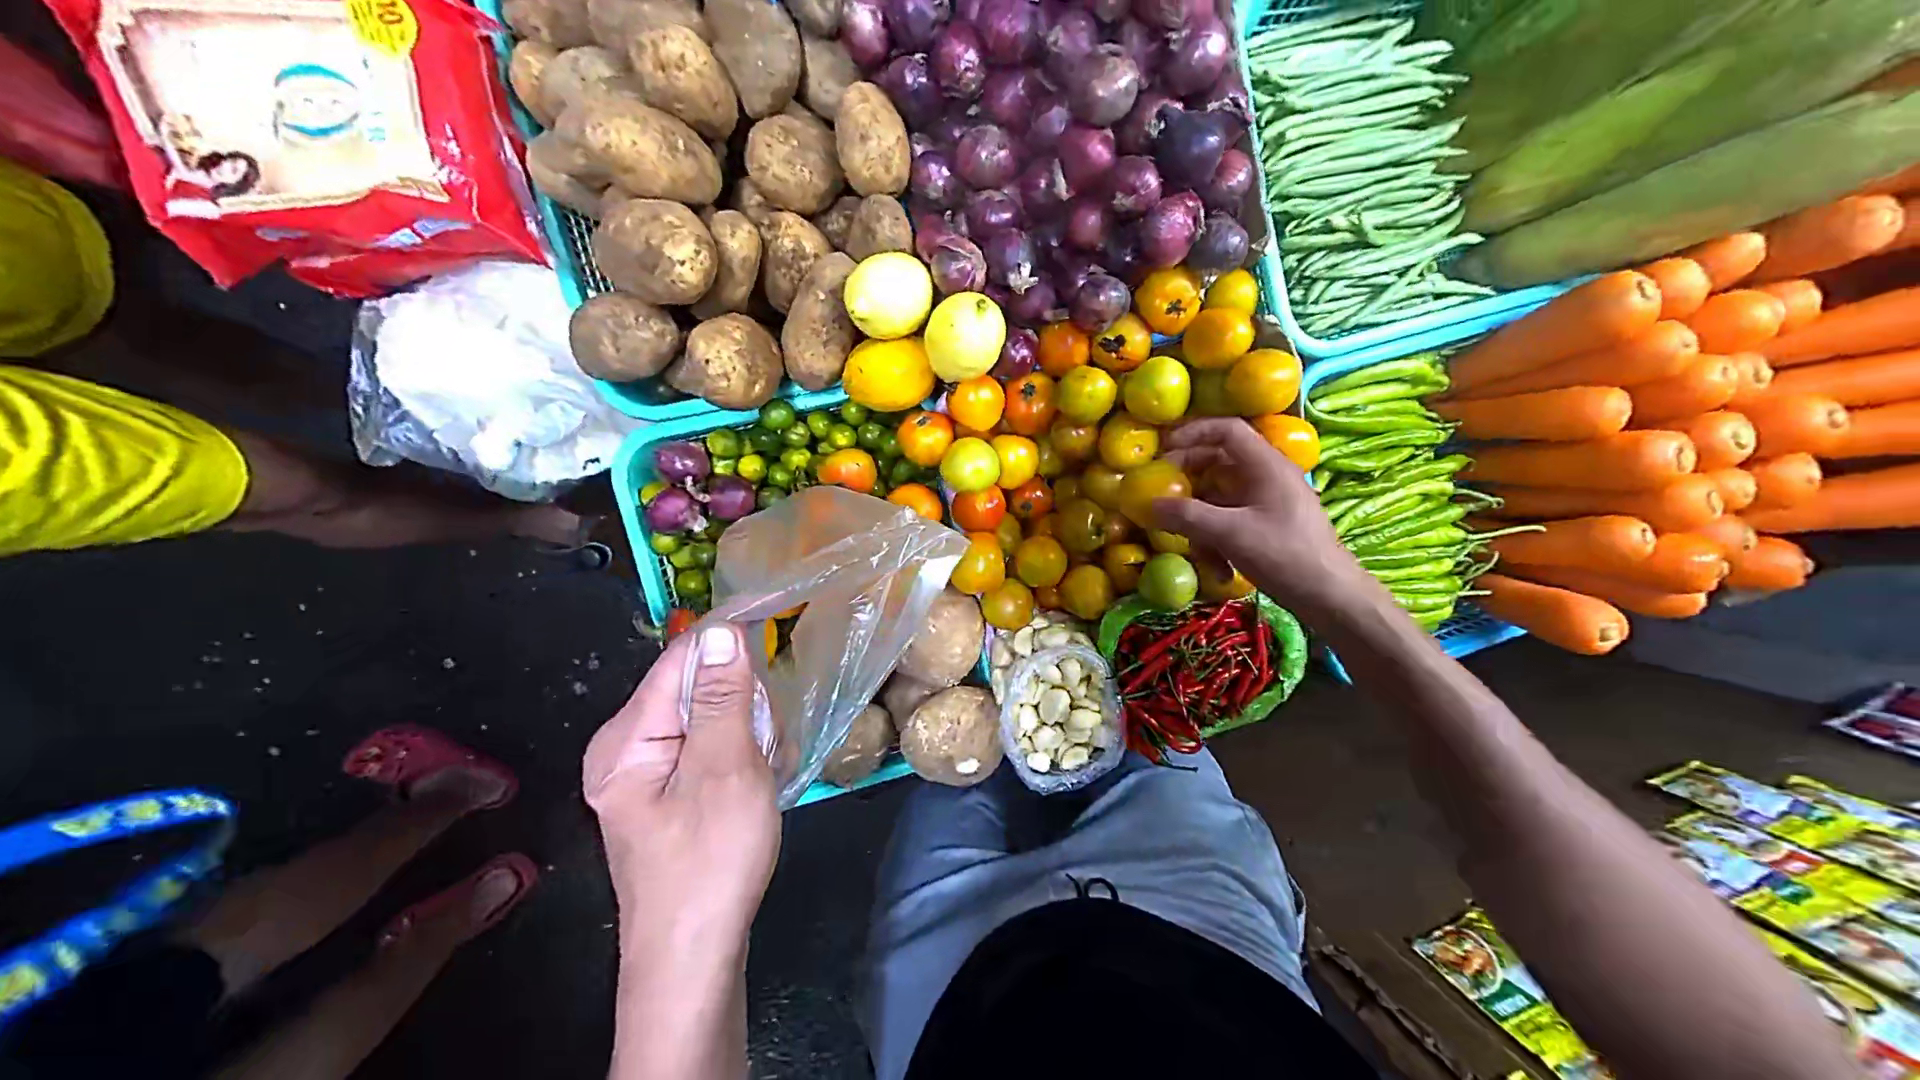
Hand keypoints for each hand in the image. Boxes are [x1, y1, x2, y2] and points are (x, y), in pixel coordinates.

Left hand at [583, 624, 779, 966]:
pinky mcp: (667, 791)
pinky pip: (709, 747)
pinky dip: (738, 755)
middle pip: (695, 687)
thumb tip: (721, 630)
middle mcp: (626, 746)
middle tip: (762, 746)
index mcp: (626, 737)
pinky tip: (750, 785)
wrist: (695, 956)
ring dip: (745, 734)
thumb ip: (722, 697)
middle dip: (740, 705)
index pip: (680, 660)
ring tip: (759, 773)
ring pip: (709, 717)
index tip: (773, 644)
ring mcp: (645, 771)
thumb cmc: (710, 859)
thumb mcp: (724, 769)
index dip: (728, 645)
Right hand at [1152, 418, 1370, 617]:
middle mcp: (1266, 477)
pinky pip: (1230, 521)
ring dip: (1200, 523)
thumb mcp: (1229, 534)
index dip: (1192, 433)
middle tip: (1160, 496)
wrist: (1331, 597)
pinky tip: (1217, 568)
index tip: (1162, 451)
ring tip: (1193, 550)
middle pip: (1217, 464)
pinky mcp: (1267, 526)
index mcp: (1265, 465)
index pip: (1226, 430)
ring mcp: (1267, 502)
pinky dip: (1217, 540)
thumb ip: (1186, 515)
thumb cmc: (1285, 555)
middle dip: (1187, 483)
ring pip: (1219, 498)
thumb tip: (1149, 504)